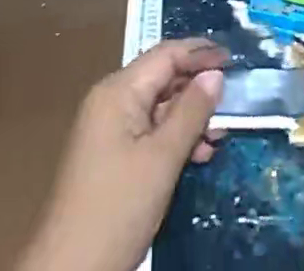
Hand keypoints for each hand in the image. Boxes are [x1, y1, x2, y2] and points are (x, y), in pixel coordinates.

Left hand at [16, 40, 228, 270]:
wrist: (69, 267)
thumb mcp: (162, 158)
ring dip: (190, 117)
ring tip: (221, 135)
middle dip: (198, 88)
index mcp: (118, 91)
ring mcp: (109, 128)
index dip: (199, 53)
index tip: (234, 59)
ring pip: (158, 107)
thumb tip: (215, 73)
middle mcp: (111, 100)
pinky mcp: (113, 154)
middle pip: (162, 79)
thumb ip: (190, 112)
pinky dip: (175, 137)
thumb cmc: (118, 206)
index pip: (164, 56)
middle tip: (234, 102)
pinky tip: (199, 154)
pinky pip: (149, 130)